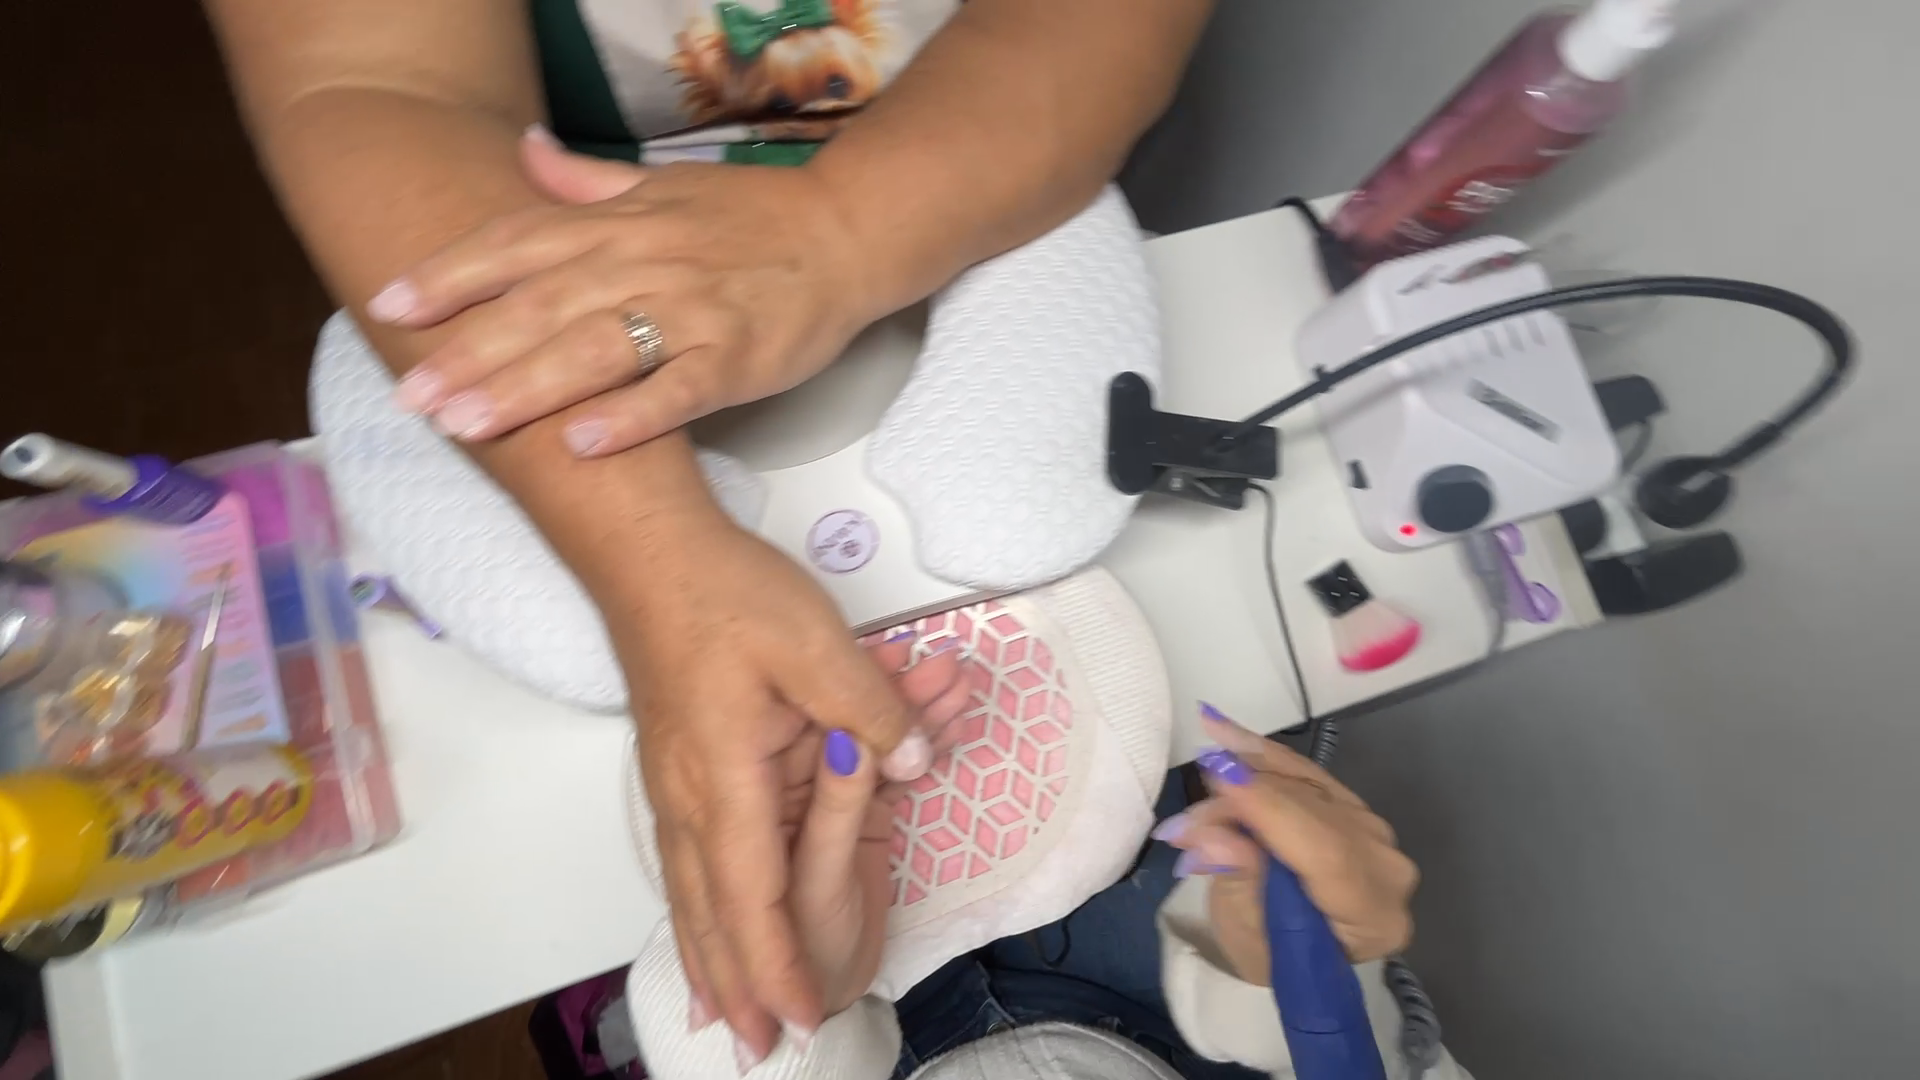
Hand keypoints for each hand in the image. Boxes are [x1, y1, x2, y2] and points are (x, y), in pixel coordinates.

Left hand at [368, 126, 878, 455]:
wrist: (844, 236)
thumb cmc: (757, 217)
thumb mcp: (668, 187)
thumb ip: (592, 182)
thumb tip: (524, 153)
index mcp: (624, 223)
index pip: (521, 244)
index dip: (452, 276)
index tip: (393, 310)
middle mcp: (649, 263)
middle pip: (545, 306)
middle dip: (474, 350)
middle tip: (415, 397)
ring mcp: (696, 312)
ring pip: (599, 349)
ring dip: (530, 386)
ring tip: (469, 425)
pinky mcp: (739, 358)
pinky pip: (678, 390)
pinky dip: (631, 416)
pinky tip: (582, 444)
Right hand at [609, 511, 947, 1065]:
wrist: (652, 555)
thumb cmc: (728, 596)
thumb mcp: (817, 646)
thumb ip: (872, 711)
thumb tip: (914, 760)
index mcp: (722, 778)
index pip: (750, 896)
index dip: (776, 963)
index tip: (798, 1019)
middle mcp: (689, 794)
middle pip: (708, 907)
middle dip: (733, 979)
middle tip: (750, 1042)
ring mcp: (679, 775)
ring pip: (692, 883)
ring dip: (711, 948)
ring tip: (720, 1004)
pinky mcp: (684, 752)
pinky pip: (691, 845)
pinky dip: (698, 896)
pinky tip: (700, 910)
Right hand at [1154, 706, 1418, 984]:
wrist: (1290, 950)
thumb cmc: (1269, 949)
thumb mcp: (1248, 932)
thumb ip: (1240, 880)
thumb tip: (1213, 836)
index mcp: (1373, 913)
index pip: (1328, 854)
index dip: (1272, 813)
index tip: (1218, 779)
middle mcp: (1384, 865)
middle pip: (1312, 814)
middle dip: (1244, 800)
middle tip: (1186, 812)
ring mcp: (1368, 828)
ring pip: (1303, 784)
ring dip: (1247, 766)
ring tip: (1203, 750)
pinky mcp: (1344, 801)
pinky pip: (1298, 768)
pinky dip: (1256, 750)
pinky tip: (1219, 725)